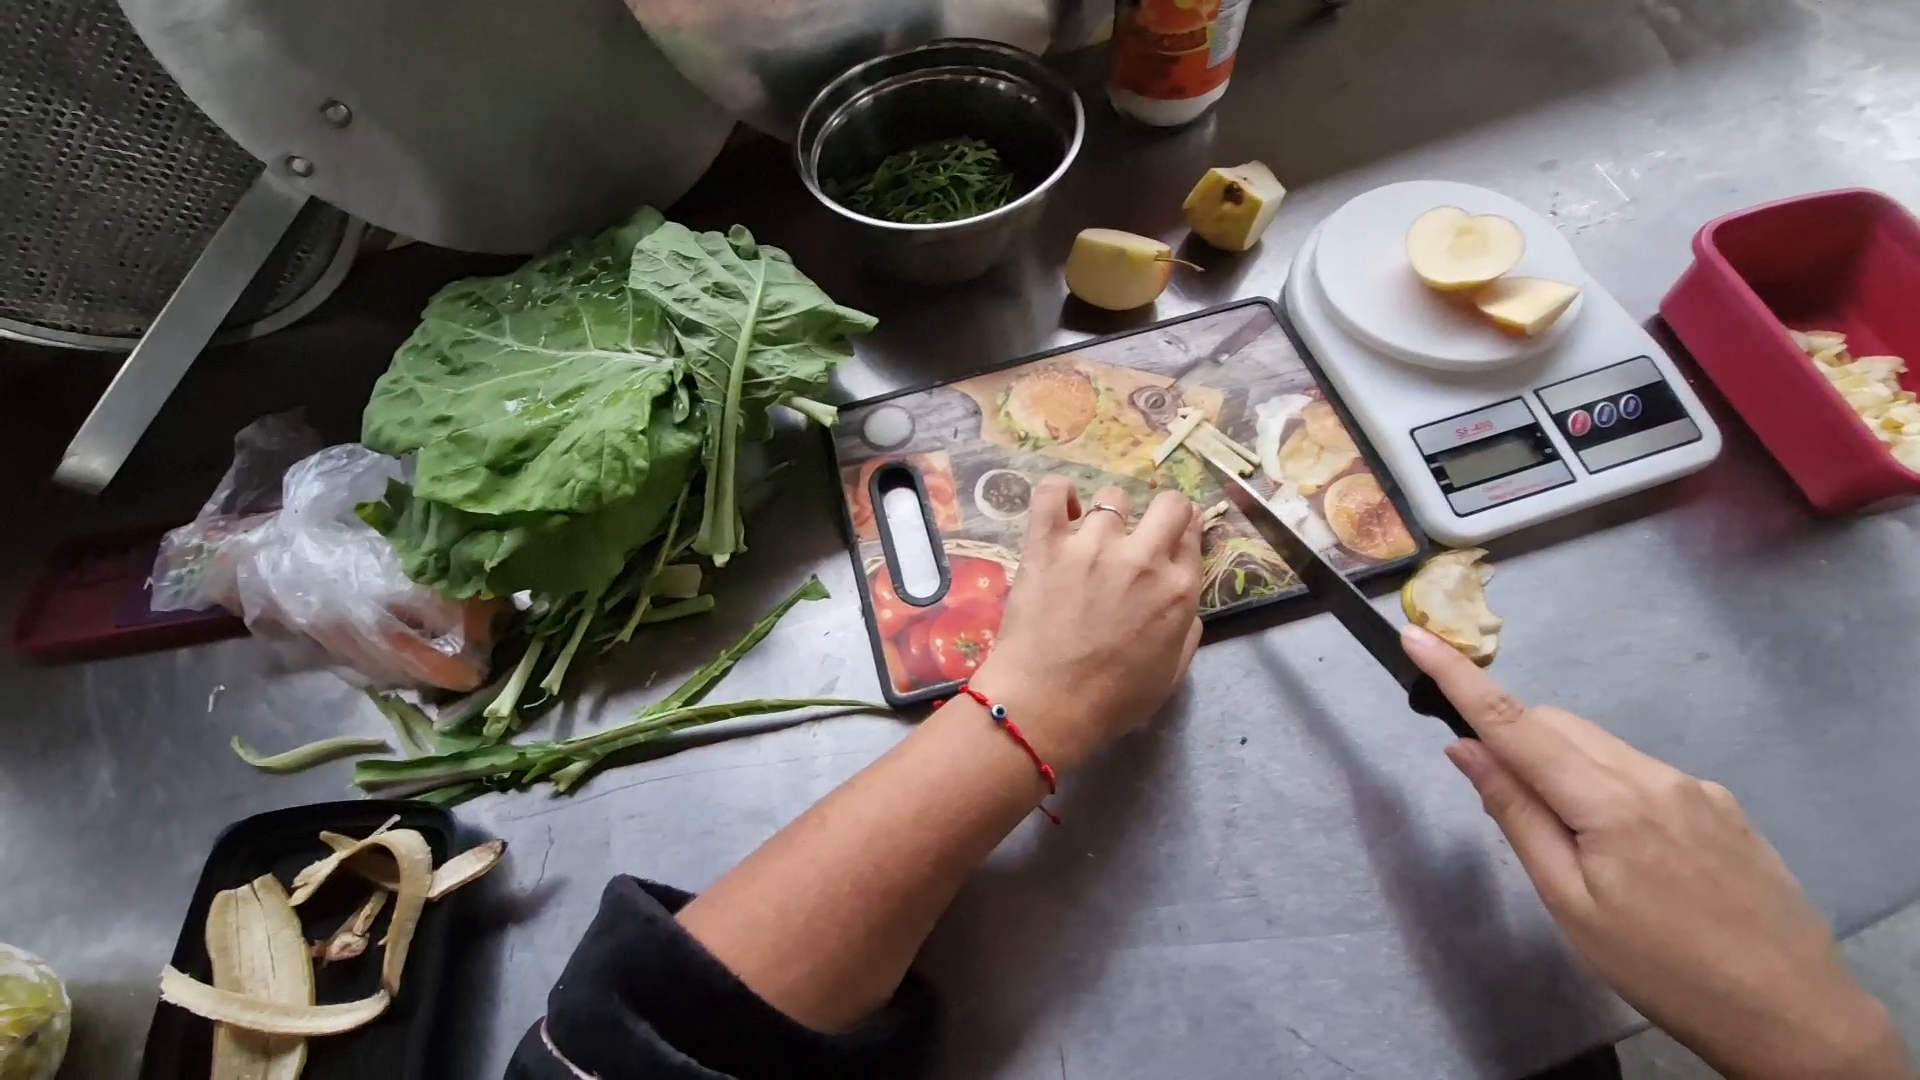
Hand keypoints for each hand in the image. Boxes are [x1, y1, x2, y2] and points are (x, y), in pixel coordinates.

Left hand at [969, 479, 1202, 770]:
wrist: (1046, 706)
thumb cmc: (1112, 702)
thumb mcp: (1171, 674)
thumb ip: (1187, 629)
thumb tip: (1182, 598)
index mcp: (1178, 589)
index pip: (1191, 534)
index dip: (1181, 535)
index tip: (1167, 544)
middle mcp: (1142, 557)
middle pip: (1167, 503)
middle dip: (1160, 513)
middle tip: (1139, 536)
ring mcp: (1093, 546)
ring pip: (1112, 498)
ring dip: (1107, 515)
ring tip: (1090, 539)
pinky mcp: (1047, 545)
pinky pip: (1051, 493)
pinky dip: (1058, 492)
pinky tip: (1062, 507)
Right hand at [1402, 626, 1913, 1079]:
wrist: (1800, 1023)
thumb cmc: (1661, 969)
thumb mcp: (1568, 901)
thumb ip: (1515, 814)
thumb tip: (1465, 748)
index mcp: (1610, 804)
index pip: (1513, 722)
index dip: (1458, 676)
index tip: (1417, 638)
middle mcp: (1655, 777)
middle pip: (1554, 723)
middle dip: (1513, 739)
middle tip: (1504, 802)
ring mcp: (1695, 786)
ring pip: (1593, 743)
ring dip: (1558, 763)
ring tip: (1574, 840)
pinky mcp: (1721, 803)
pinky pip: (1634, 767)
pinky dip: (1601, 781)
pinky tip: (1624, 847)